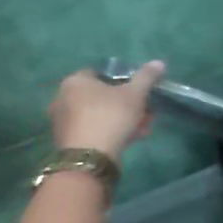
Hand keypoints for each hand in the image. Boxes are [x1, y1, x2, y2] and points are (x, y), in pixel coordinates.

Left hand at [49, 62, 164, 159]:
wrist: (89, 159)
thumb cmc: (110, 117)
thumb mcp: (135, 94)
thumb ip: (146, 77)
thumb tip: (159, 63)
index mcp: (75, 81)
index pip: (102, 73)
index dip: (124, 81)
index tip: (140, 92)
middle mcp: (63, 98)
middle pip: (102, 96)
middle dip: (126, 104)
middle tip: (145, 113)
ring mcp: (63, 122)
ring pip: (98, 115)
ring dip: (121, 120)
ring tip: (142, 129)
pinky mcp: (67, 142)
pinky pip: (92, 130)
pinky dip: (109, 132)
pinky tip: (129, 140)